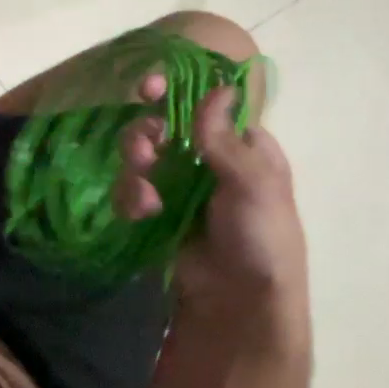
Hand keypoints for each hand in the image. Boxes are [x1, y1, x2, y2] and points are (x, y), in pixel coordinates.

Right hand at [116, 82, 309, 340]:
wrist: (236, 300)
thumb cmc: (259, 237)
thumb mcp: (252, 184)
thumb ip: (224, 138)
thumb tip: (220, 87)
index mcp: (242, 148)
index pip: (206, 107)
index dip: (176, 94)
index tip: (148, 87)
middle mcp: (208, 162)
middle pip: (163, 127)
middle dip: (145, 135)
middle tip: (144, 150)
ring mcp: (178, 187)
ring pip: (140, 157)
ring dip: (135, 170)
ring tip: (144, 196)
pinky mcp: (153, 212)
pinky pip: (129, 190)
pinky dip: (130, 198)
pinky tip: (142, 214)